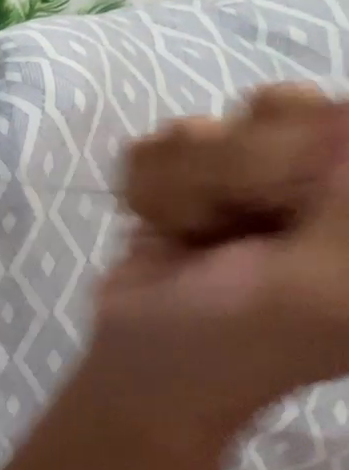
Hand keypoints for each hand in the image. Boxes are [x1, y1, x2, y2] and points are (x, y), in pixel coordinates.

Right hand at [91, 85, 348, 429]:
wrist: (140, 359)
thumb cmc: (239, 335)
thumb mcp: (321, 288)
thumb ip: (343, 214)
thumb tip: (331, 125)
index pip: (337, 122)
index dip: (297, 152)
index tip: (278, 204)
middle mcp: (323, 182)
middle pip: (282, 110)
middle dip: (236, 168)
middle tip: (234, 224)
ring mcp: (256, 179)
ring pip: (212, 125)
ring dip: (185, 182)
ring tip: (195, 229)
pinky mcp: (189, 182)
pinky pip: (159, 144)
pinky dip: (150, 186)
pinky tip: (166, 224)